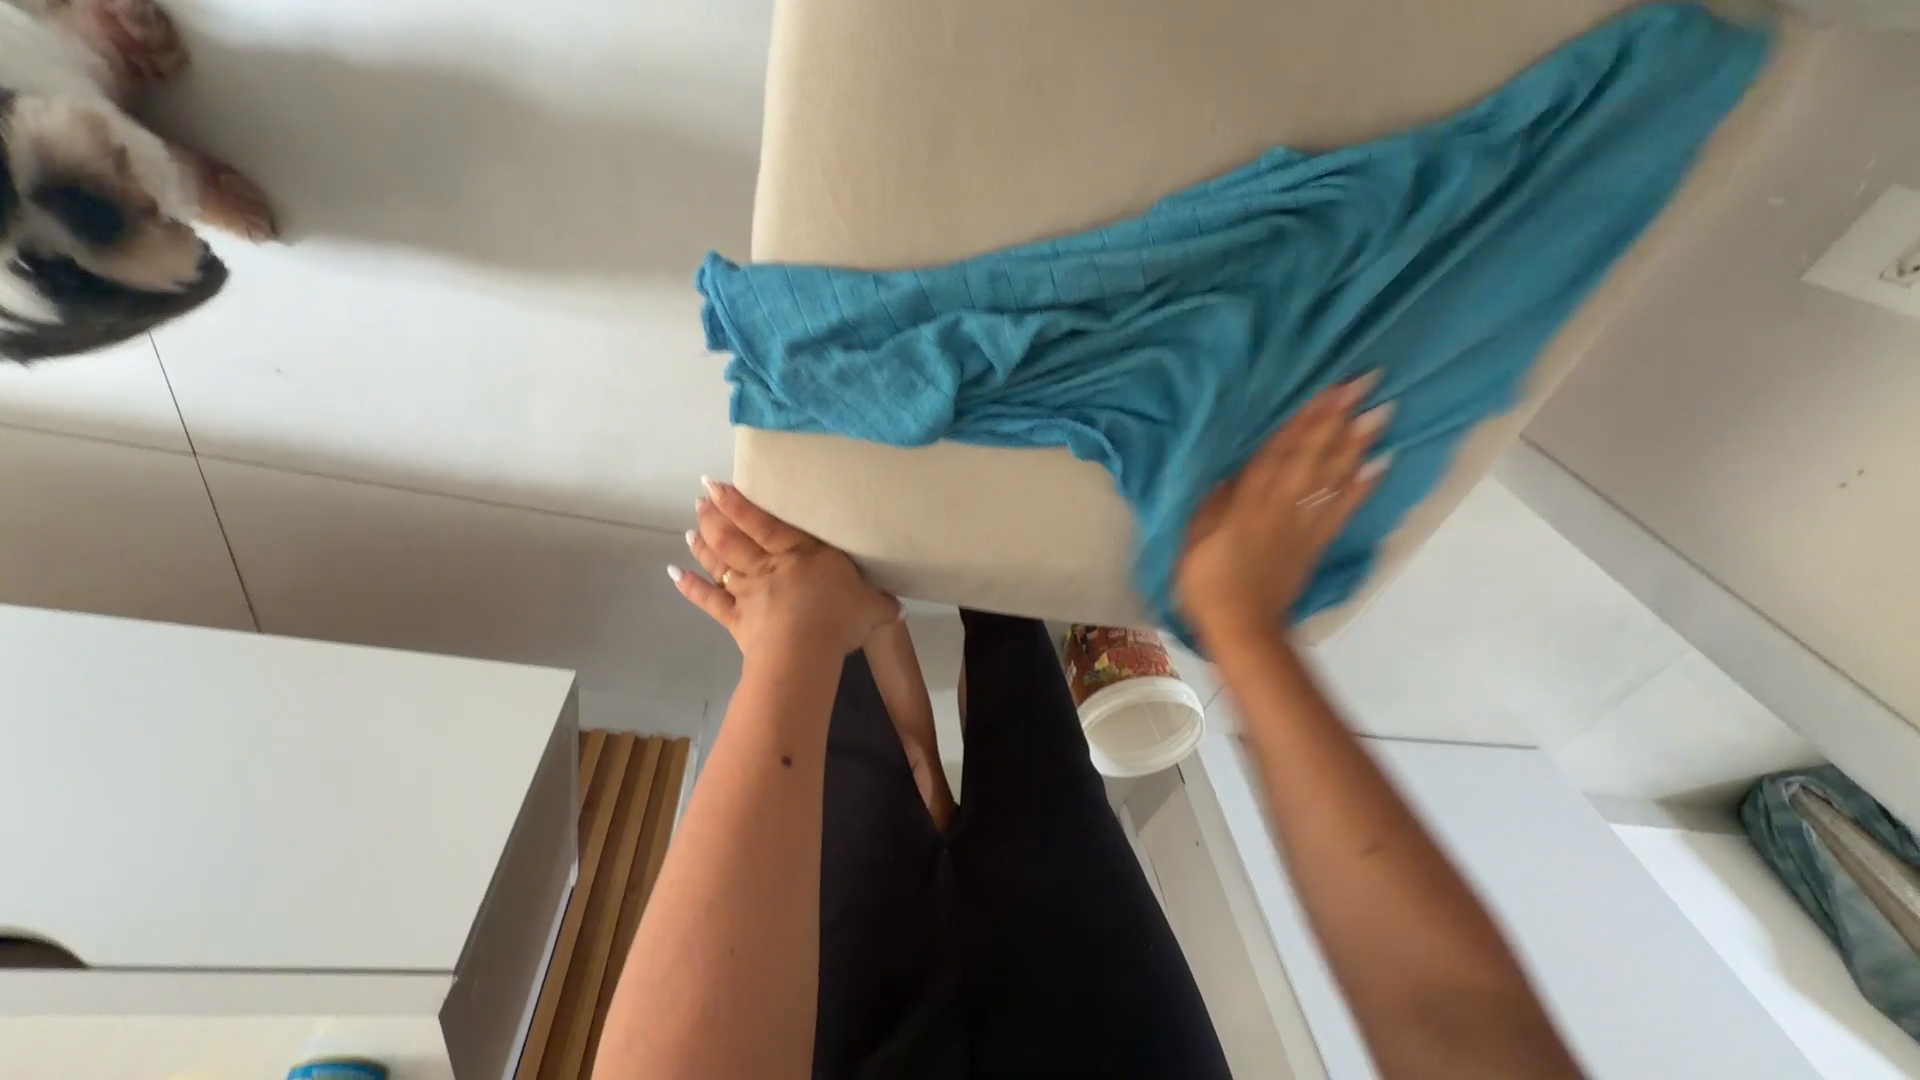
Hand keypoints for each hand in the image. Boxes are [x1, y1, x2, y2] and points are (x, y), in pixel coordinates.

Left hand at [673, 479, 901, 660]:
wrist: (806, 650)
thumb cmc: (839, 620)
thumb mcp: (873, 608)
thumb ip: (880, 603)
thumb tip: (897, 608)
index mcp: (802, 555)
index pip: (767, 523)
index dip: (742, 502)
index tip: (719, 484)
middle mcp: (770, 566)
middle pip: (736, 536)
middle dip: (716, 515)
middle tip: (701, 497)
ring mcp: (749, 592)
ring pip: (720, 562)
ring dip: (704, 543)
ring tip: (691, 526)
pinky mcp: (736, 619)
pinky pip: (710, 600)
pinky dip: (690, 587)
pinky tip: (674, 573)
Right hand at [1178, 375, 1392, 644]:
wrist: (1240, 628)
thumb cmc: (1205, 581)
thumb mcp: (1194, 537)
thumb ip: (1214, 502)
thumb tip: (1232, 470)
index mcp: (1248, 502)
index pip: (1278, 451)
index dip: (1303, 419)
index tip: (1327, 388)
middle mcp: (1281, 507)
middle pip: (1312, 456)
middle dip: (1337, 418)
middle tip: (1365, 383)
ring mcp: (1302, 525)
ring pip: (1331, 478)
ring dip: (1356, 444)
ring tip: (1380, 413)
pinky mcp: (1315, 544)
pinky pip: (1341, 511)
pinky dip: (1361, 487)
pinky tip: (1380, 464)